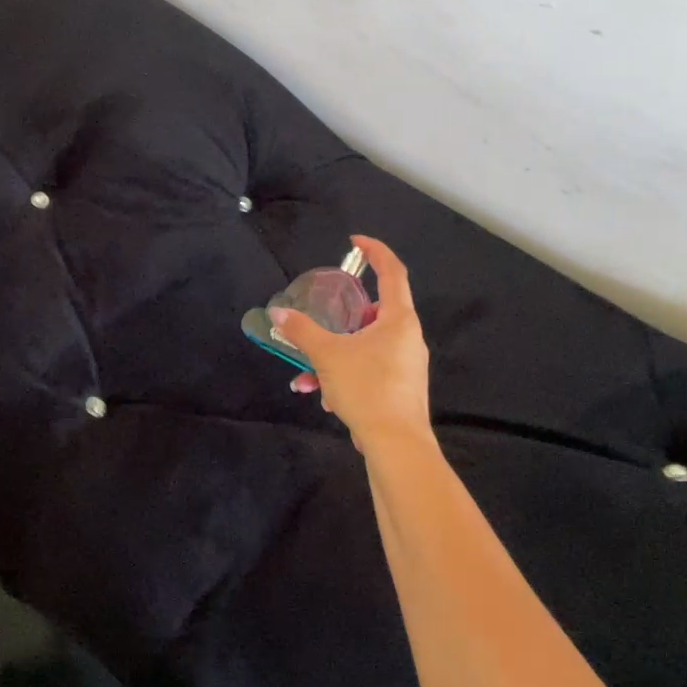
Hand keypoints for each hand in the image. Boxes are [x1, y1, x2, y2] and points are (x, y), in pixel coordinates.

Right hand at [271, 235, 430, 450]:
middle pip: (374, 313)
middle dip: (341, 321)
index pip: (392, 272)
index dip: (376, 252)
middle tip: (322, 324)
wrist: (396, 444)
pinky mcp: (401, 388)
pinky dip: (345, 376)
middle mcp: (408, 338)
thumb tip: (278, 313)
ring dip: (334, 357)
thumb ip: (302, 331)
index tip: (355, 242)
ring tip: (309, 378)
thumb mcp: (327, 355)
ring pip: (366, 347)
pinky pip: (369, 370)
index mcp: (399, 320)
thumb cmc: (367, 388)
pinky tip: (326, 399)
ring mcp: (407, 365)